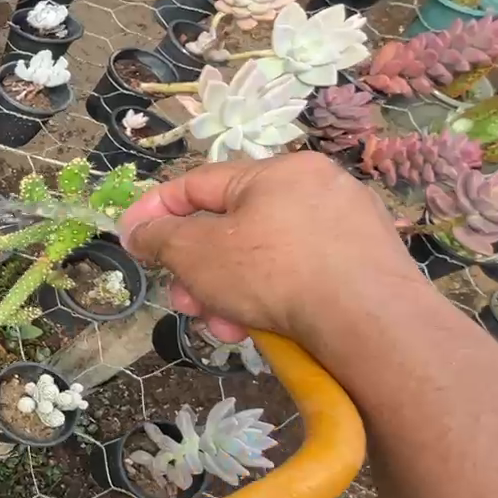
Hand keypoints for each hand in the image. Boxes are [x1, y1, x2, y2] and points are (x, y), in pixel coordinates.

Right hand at [116, 153, 425, 347]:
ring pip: (254, 255)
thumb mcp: (191, 250)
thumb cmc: (270, 273)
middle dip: (193, 268)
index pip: (196, 183)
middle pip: (225, 226)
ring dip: (222, 290)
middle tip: (181, 299)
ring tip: (220, 324)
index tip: (128, 240)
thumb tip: (138, 230)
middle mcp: (315, 188)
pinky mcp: (360, 261)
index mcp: (277, 172)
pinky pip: (289, 273)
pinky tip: (253, 325)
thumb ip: (156, 235)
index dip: (153, 211)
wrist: (369, 322)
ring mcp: (344, 225)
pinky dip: (260, 297)